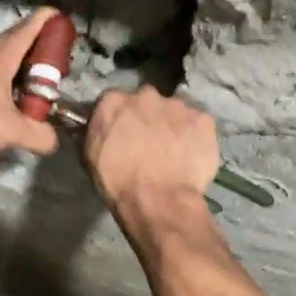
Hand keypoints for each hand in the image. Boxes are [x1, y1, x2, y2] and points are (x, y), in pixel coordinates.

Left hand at [0, 10, 63, 158]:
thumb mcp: (11, 132)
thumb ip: (37, 136)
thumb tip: (53, 142)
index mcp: (0, 61)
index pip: (25, 33)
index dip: (41, 22)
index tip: (52, 12)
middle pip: (4, 39)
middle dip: (23, 37)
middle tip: (35, 46)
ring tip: (1, 45)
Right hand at [83, 87, 219, 216]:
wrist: (159, 200)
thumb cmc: (117, 183)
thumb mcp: (91, 157)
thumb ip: (96, 132)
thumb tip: (99, 126)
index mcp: (113, 102)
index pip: (113, 100)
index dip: (117, 117)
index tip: (119, 132)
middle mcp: (146, 95)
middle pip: (145, 101)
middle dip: (145, 116)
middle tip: (146, 142)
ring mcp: (178, 105)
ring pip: (173, 111)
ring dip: (170, 125)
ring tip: (170, 151)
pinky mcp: (204, 119)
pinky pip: (196, 123)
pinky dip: (193, 135)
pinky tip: (188, 155)